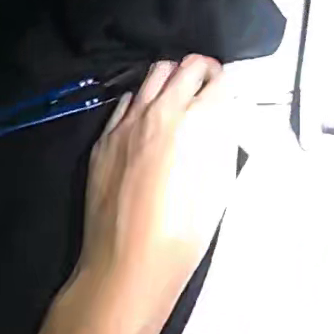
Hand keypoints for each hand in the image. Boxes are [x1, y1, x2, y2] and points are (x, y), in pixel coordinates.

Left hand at [18, 55, 237, 333]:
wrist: (126, 268)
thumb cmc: (184, 233)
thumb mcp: (222, 181)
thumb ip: (224, 137)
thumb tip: (224, 114)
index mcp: (197, 121)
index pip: (219, 78)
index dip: (228, 82)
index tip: (227, 91)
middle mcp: (162, 111)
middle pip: (189, 65)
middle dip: (204, 71)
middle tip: (208, 86)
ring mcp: (129, 122)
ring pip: (156, 72)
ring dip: (174, 78)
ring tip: (179, 95)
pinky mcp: (105, 138)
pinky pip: (128, 99)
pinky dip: (144, 98)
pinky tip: (149, 118)